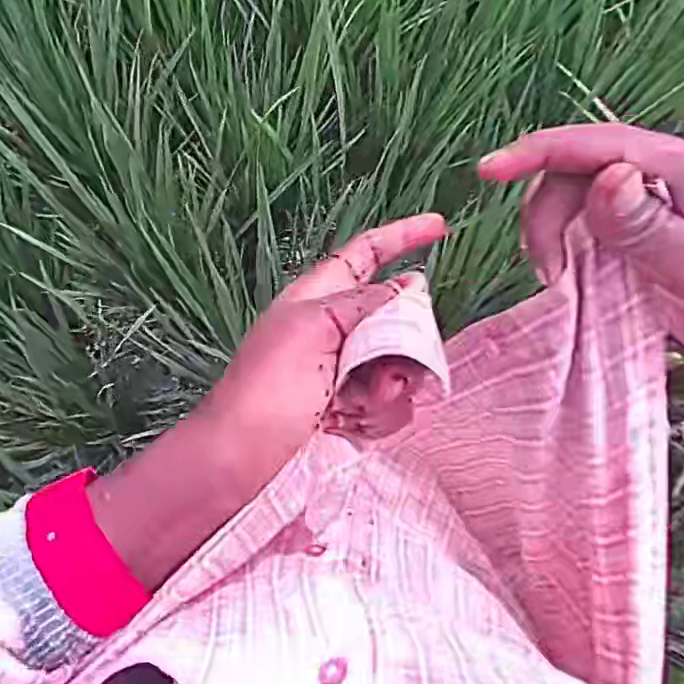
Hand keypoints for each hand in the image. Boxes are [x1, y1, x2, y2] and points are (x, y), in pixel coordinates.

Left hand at [195, 213, 448, 487]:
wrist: (242, 456)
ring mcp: (347, 369)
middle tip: (381, 373)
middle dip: (402, 346)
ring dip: (386, 390)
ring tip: (350, 406)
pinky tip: (347, 425)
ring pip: (401, 364)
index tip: (440, 227)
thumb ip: (363, 302)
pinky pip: (391, 403)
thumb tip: (406, 285)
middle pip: (399, 318)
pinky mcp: (352, 405)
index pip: (368, 253)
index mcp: (321, 297)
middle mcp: (338, 328)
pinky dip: (376, 417)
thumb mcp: (312, 329)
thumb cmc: (268, 388)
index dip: (403, 236)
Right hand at [479, 123, 683, 437]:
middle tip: (547, 273)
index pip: (619, 145)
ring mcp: (679, 210)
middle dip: (553, 209)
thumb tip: (605, 177)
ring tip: (560, 281)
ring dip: (560, 230)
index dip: (549, 150)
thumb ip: (656, 233)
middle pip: (597, 166)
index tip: (490, 170)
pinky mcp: (665, 238)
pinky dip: (575, 246)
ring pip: (593, 195)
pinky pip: (604, 226)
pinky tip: (573, 276)